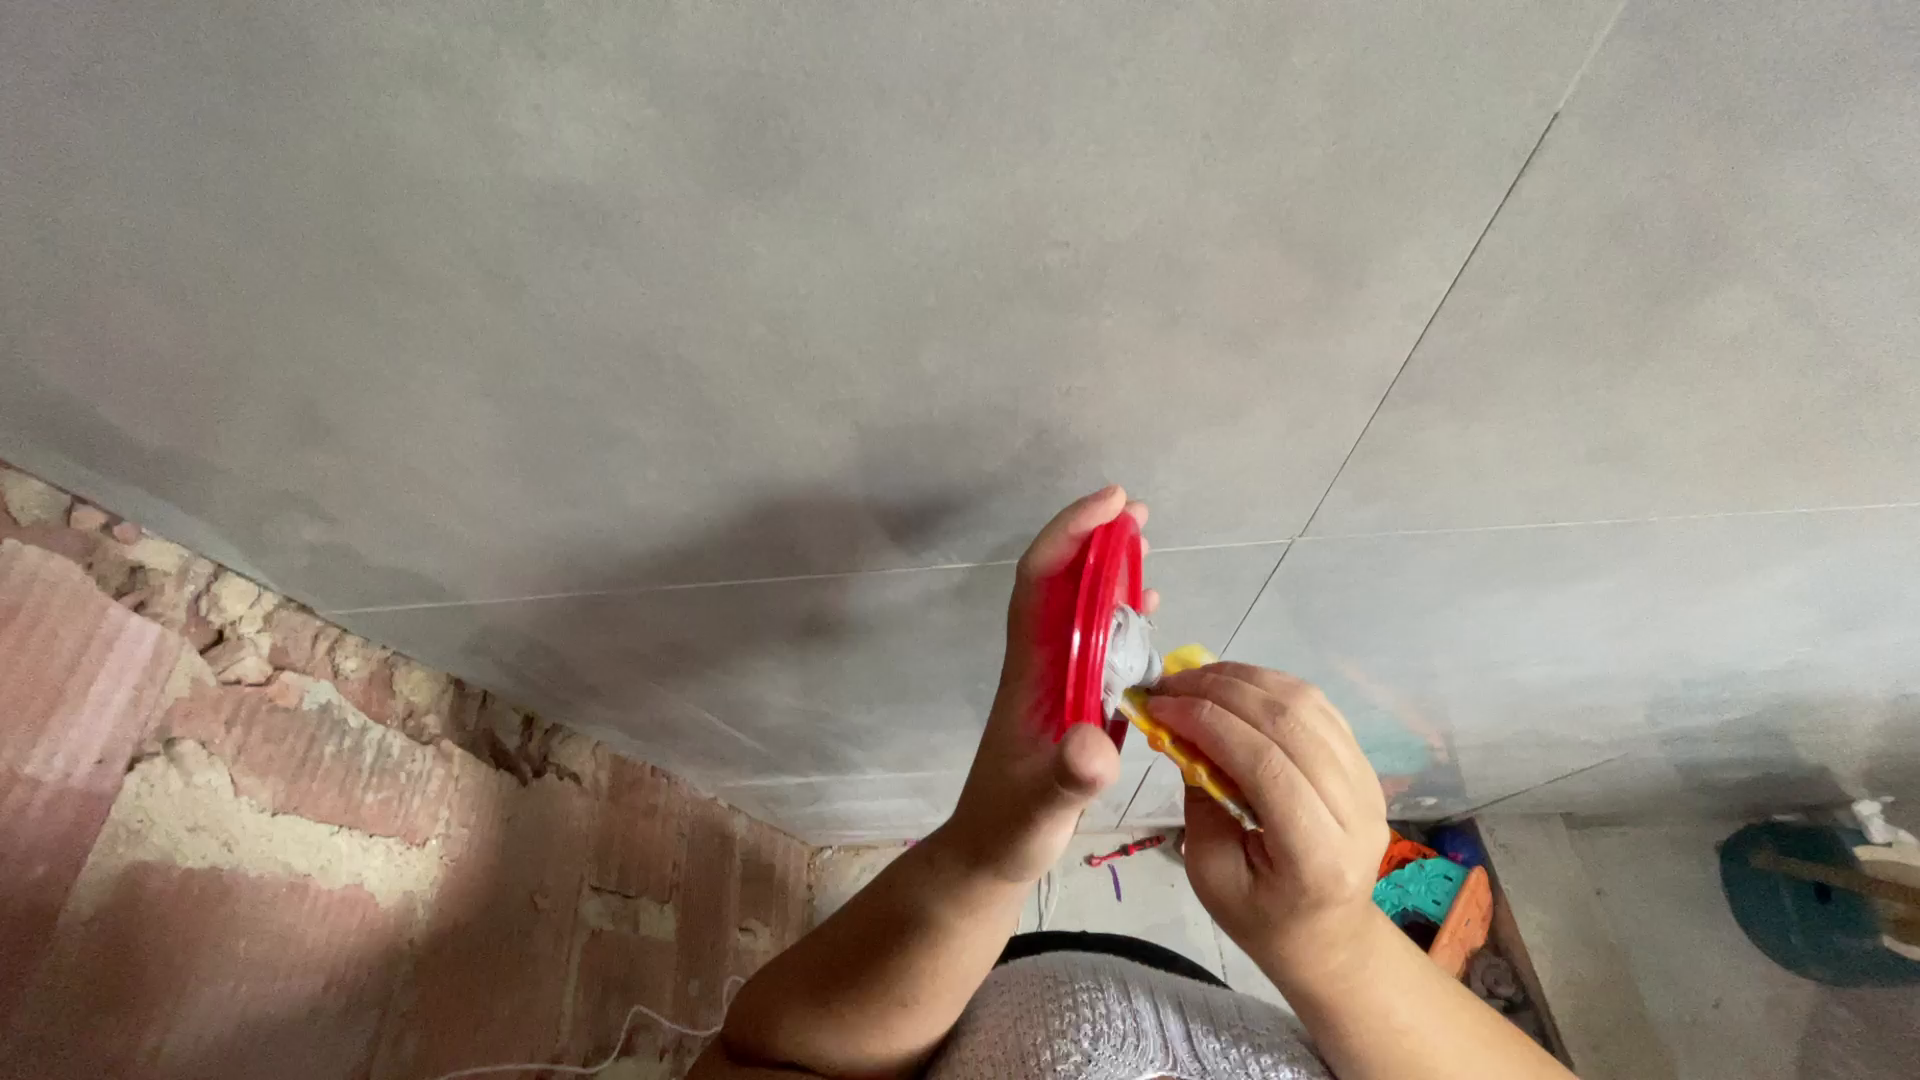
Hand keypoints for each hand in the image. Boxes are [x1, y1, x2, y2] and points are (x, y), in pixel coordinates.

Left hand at [939, 486, 1158, 883]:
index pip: (1040, 583)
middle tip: (1135, 512)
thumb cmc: (1007, 829)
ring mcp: (1056, 679)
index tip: (1110, 504)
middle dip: (1093, 539)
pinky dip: (1118, 615)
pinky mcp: (1070, 700)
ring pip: (1077, 608)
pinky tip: (1144, 610)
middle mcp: (1041, 662)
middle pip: (1060, 583)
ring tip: (1144, 544)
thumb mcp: (1037, 809)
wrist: (990, 852)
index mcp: (1030, 670)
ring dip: (1106, 571)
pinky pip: (1095, 642)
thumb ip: (1066, 779)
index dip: (1069, 534)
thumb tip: (1096, 742)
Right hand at [1145, 664, 1390, 981]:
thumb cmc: (1260, 914)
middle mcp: (1356, 811)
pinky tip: (1230, 686)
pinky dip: (1267, 684)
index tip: (1159, 706)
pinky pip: (1315, 705)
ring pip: (1304, 704)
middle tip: (1167, 684)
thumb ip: (1199, 800)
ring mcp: (1367, 782)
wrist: (1328, 935)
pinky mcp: (1363, 764)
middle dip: (1218, 691)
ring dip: (1241, 679)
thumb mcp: (1210, 873)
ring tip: (1193, 679)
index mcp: (1317, 856)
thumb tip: (1180, 732)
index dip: (1208, 723)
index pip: (1265, 765)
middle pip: (1288, 723)